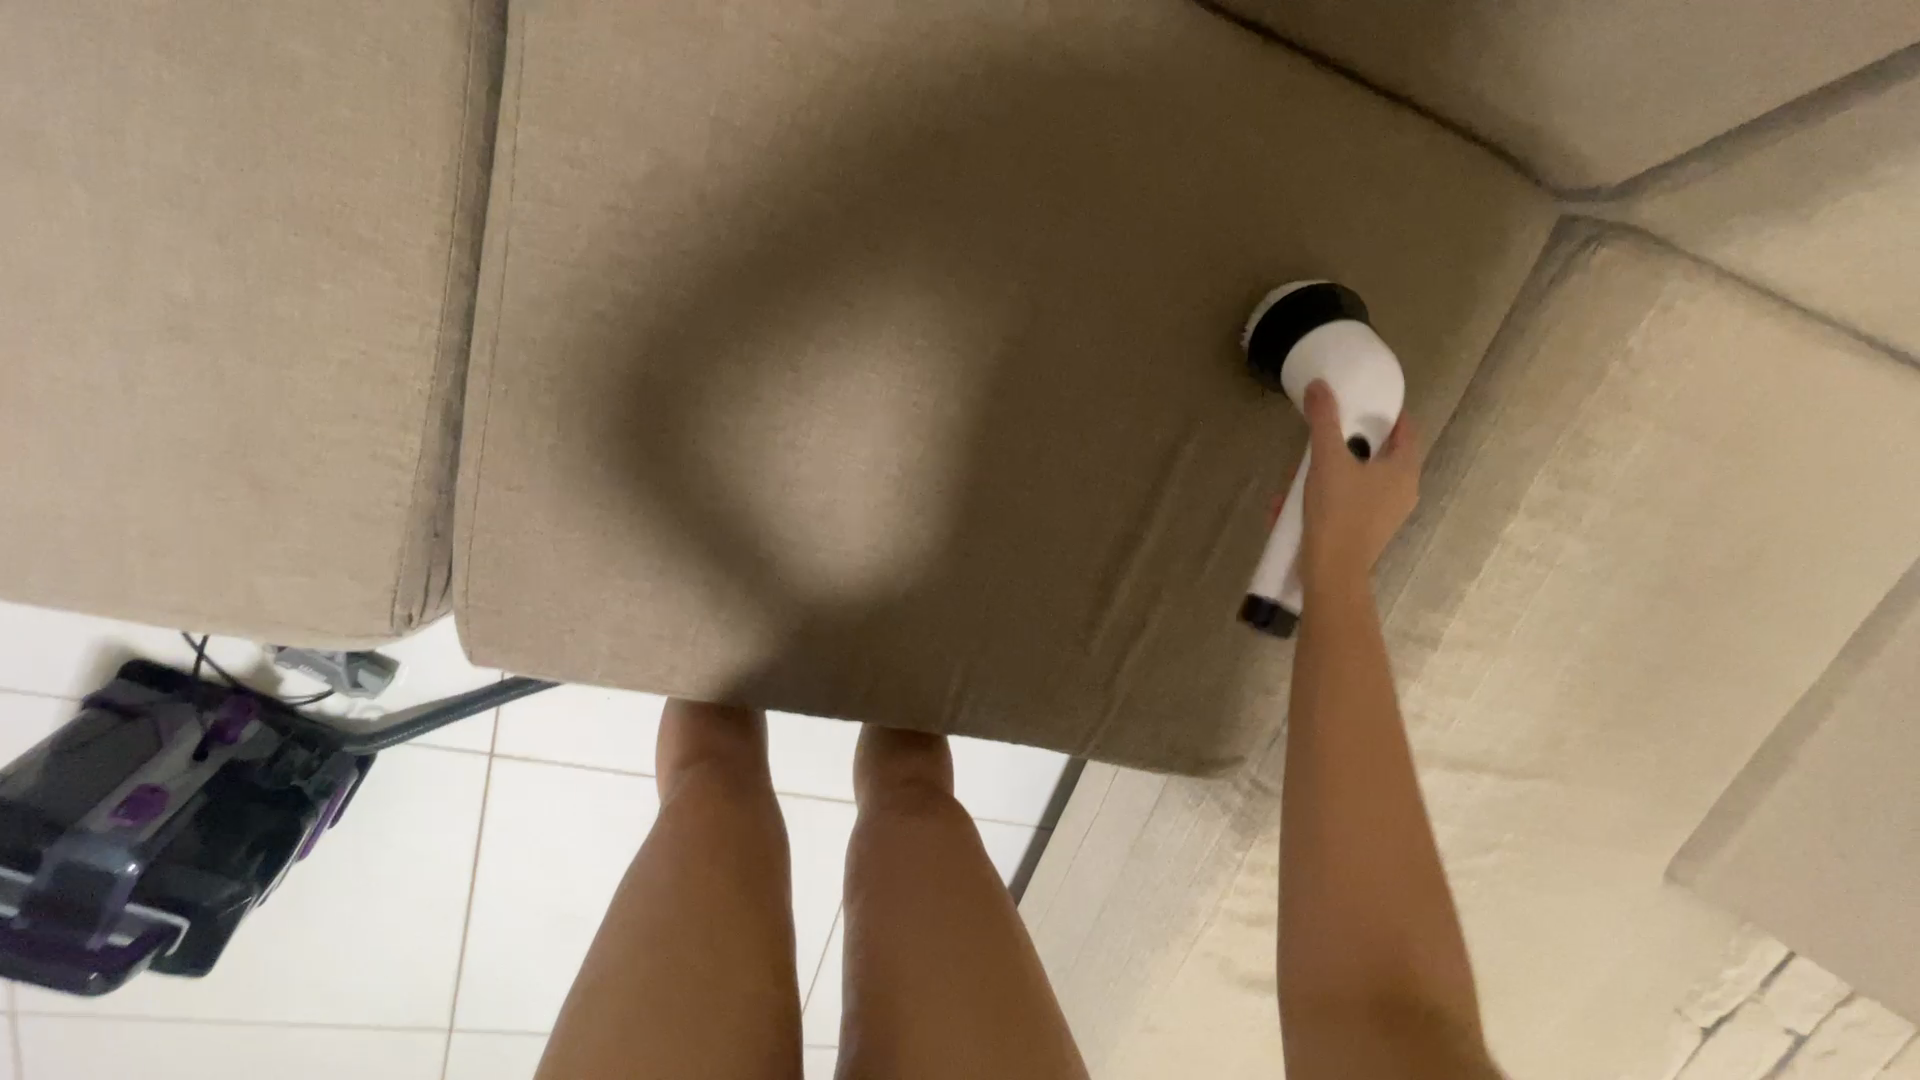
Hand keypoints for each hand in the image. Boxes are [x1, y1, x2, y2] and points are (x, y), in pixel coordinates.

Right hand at [1298, 379, 1423, 596]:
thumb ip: (1323, 421)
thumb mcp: (1327, 460)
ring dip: (1323, 478)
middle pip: (1374, 456)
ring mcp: (1386, 515)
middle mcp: (1403, 491)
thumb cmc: (1338, 512)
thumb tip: (1319, 386)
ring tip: (1293, 485)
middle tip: (1315, 446)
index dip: (1385, 413)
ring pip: (1355, 482)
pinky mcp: (1367, 533)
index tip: (1359, 406)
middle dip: (1340, 449)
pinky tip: (1293, 508)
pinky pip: (1346, 505)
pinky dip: (1322, 501)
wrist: (1333, 572)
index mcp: (1404, 469)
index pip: (1406, 429)